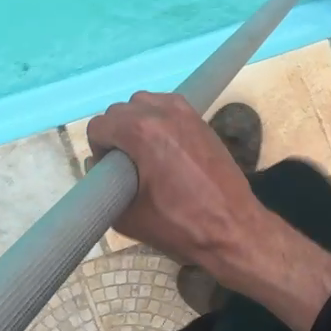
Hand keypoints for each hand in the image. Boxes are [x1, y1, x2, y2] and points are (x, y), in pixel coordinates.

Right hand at [86, 92, 330, 330]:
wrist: (232, 227)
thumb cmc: (179, 226)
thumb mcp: (127, 215)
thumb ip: (102, 185)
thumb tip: (98, 168)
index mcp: (141, 133)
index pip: (99, 125)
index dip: (98, 149)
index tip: (108, 170)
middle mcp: (162, 112)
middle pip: (121, 110)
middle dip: (116, 134)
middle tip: (125, 164)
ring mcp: (185, 112)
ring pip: (145, 103)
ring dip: (137, 122)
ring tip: (145, 154)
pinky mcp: (201, 119)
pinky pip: (168, 107)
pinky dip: (159, 120)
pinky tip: (165, 147)